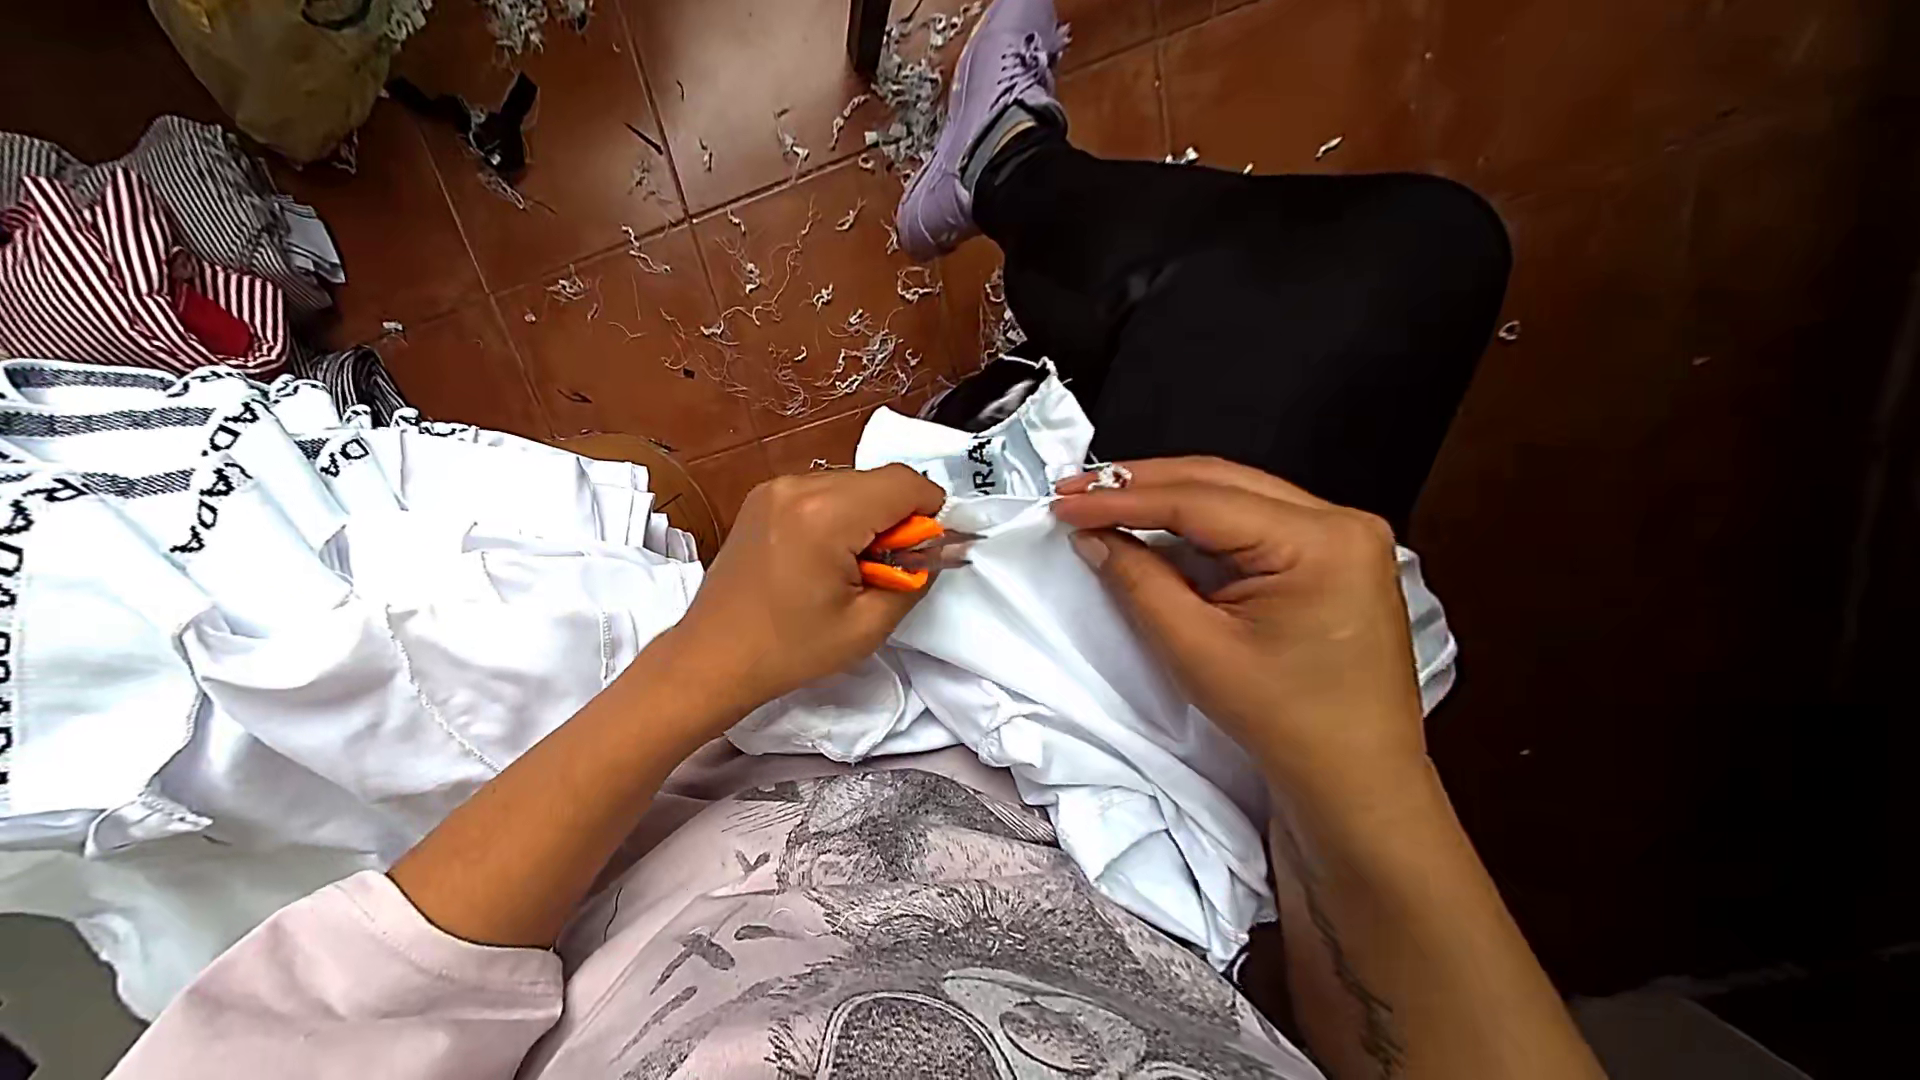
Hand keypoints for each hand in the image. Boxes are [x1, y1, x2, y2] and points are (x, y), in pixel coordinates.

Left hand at [660, 464, 945, 712]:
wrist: (712, 657)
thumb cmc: (790, 650)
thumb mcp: (868, 624)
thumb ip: (916, 576)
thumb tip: (940, 547)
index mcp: (825, 515)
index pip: (905, 483)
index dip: (930, 513)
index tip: (924, 551)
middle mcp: (799, 486)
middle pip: (880, 480)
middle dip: (900, 517)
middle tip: (888, 567)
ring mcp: (776, 487)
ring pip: (854, 483)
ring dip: (871, 515)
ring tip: (855, 565)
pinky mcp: (764, 496)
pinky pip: (825, 490)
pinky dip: (842, 514)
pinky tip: (828, 555)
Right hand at [1054, 457, 1426, 799]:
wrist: (1354, 777)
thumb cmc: (1286, 722)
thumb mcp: (1196, 649)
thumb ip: (1138, 581)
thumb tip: (1094, 536)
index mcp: (1321, 541)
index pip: (1200, 500)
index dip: (1122, 498)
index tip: (1068, 500)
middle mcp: (1341, 522)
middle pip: (1219, 481)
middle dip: (1141, 484)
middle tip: (1079, 489)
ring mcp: (1340, 535)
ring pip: (1233, 493)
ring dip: (1166, 496)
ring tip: (1106, 500)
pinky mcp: (1329, 553)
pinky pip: (1249, 519)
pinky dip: (1196, 521)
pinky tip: (1155, 523)